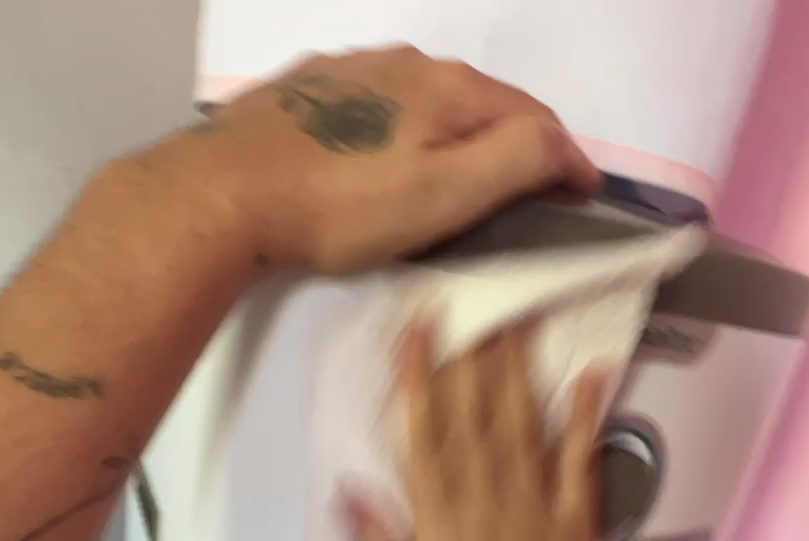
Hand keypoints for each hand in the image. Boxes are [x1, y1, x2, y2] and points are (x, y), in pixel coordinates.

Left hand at [157, 46, 602, 274]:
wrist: (226, 194)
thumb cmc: (342, 208)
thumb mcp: (443, 195)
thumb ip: (514, 163)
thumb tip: (567, 150)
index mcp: (448, 90)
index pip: (533, 117)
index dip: (565, 158)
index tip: (582, 194)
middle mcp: (405, 64)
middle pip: (481, 102)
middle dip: (513, 143)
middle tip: (524, 191)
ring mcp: (352, 72)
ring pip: (427, 100)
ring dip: (456, 134)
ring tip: (458, 176)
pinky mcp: (310, 92)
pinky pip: (378, 106)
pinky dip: (403, 131)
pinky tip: (386, 156)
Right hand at [353, 322, 610, 540]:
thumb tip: (351, 494)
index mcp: (442, 530)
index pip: (425, 440)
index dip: (419, 381)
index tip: (417, 331)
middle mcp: (489, 507)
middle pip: (474, 420)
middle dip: (467, 355)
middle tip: (468, 298)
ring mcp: (538, 512)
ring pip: (523, 428)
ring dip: (518, 369)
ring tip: (516, 315)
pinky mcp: (577, 524)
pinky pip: (581, 462)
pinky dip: (587, 416)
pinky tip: (591, 372)